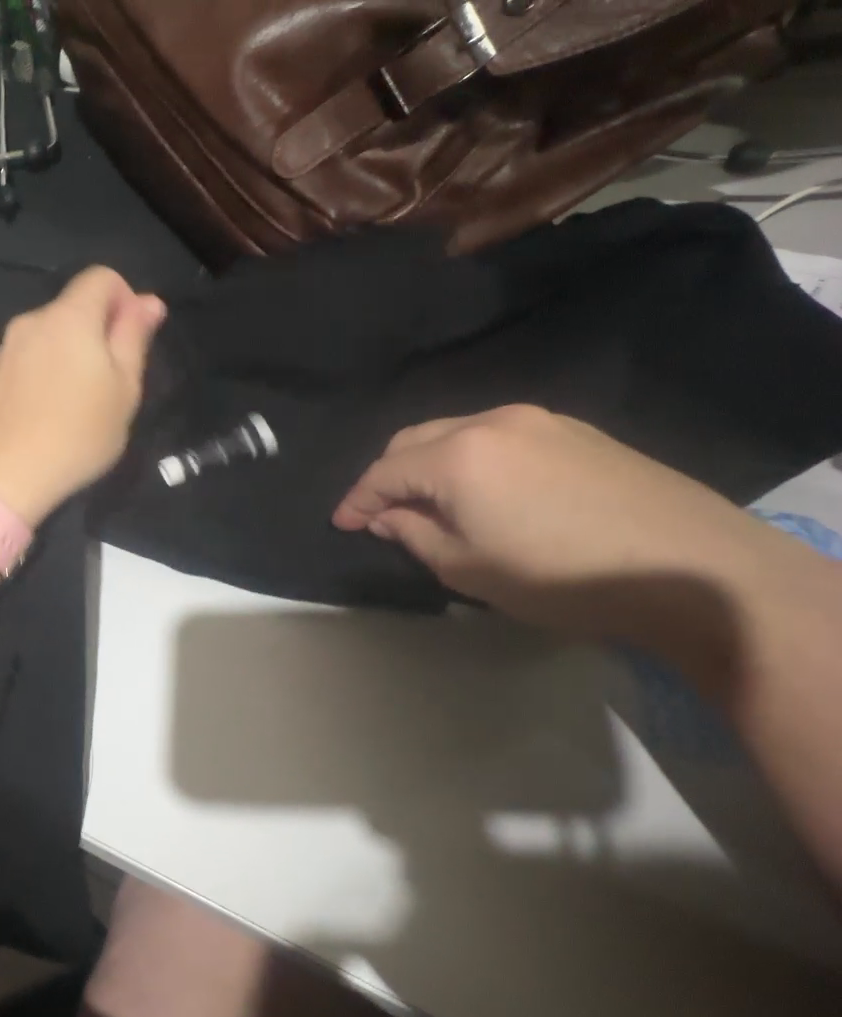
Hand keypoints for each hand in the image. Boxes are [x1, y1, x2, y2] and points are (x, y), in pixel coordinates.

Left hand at [0, 266, 165, 524]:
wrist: (5, 478)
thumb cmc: (78, 435)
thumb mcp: (124, 388)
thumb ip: (134, 337)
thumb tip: (148, 302)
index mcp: (68, 316)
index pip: (102, 277)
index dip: (125, 299)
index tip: (132, 341)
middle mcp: (31, 322)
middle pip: (74, 306)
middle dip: (99, 329)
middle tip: (112, 380)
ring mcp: (6, 349)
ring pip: (51, 333)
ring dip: (72, 352)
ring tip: (80, 401)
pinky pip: (30, 357)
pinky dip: (47, 370)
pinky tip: (51, 411)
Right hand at [331, 405, 787, 640]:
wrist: (692, 568)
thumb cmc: (560, 576)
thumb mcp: (466, 568)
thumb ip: (413, 535)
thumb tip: (389, 517)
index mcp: (457, 456)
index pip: (383, 472)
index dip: (356, 500)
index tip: (342, 525)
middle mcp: (492, 423)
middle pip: (414, 440)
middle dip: (389, 475)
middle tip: (382, 514)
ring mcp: (541, 422)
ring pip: (457, 433)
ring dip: (430, 464)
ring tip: (430, 504)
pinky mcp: (579, 433)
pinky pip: (500, 436)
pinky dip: (472, 459)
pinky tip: (483, 492)